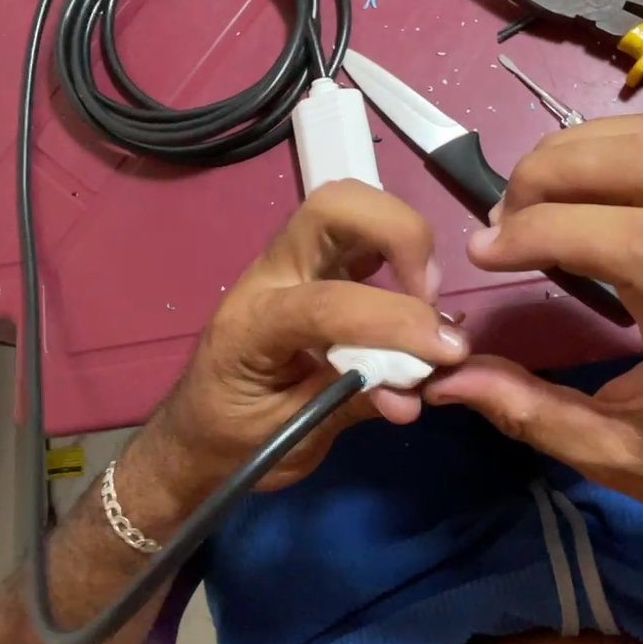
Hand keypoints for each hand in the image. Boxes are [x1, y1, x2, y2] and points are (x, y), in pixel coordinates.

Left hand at [151, 180, 469, 495]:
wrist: (195, 433)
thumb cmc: (234, 440)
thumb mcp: (291, 438)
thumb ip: (352, 404)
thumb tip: (416, 393)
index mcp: (252, 325)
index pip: (327, 303)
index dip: (394, 321)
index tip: (447, 351)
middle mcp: (269, 277)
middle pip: (331, 206)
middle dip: (398, 231)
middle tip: (429, 292)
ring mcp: (289, 264)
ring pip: (344, 203)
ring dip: (399, 233)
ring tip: (424, 292)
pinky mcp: (310, 266)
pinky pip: (355, 232)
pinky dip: (393, 247)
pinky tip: (410, 290)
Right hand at [422, 115, 642, 526]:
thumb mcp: (619, 462)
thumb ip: (529, 415)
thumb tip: (445, 380)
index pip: (638, 244)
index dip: (548, 231)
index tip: (485, 254)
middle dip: (555, 171)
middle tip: (503, 219)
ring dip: (575, 151)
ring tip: (527, 199)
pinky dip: (601, 148)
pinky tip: (565, 188)